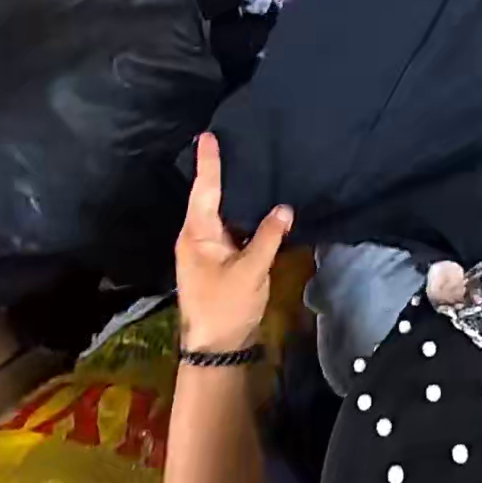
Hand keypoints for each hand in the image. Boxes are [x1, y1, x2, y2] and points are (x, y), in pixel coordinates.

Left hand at [175, 133, 292, 352]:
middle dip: (219, 171)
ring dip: (234, 193)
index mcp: (197, 235)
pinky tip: (259, 206)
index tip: (208, 136)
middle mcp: (197, 237)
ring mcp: (207, 250)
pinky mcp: (220, 260)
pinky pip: (231, 228)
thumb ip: (268, 236)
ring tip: (250, 167)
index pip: (205, 190)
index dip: (209, 163)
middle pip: (209, 197)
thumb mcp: (251, 270)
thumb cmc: (226, 306)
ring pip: (222, 213)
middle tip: (232, 143)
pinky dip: (244, 214)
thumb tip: (284, 208)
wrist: (216, 346)